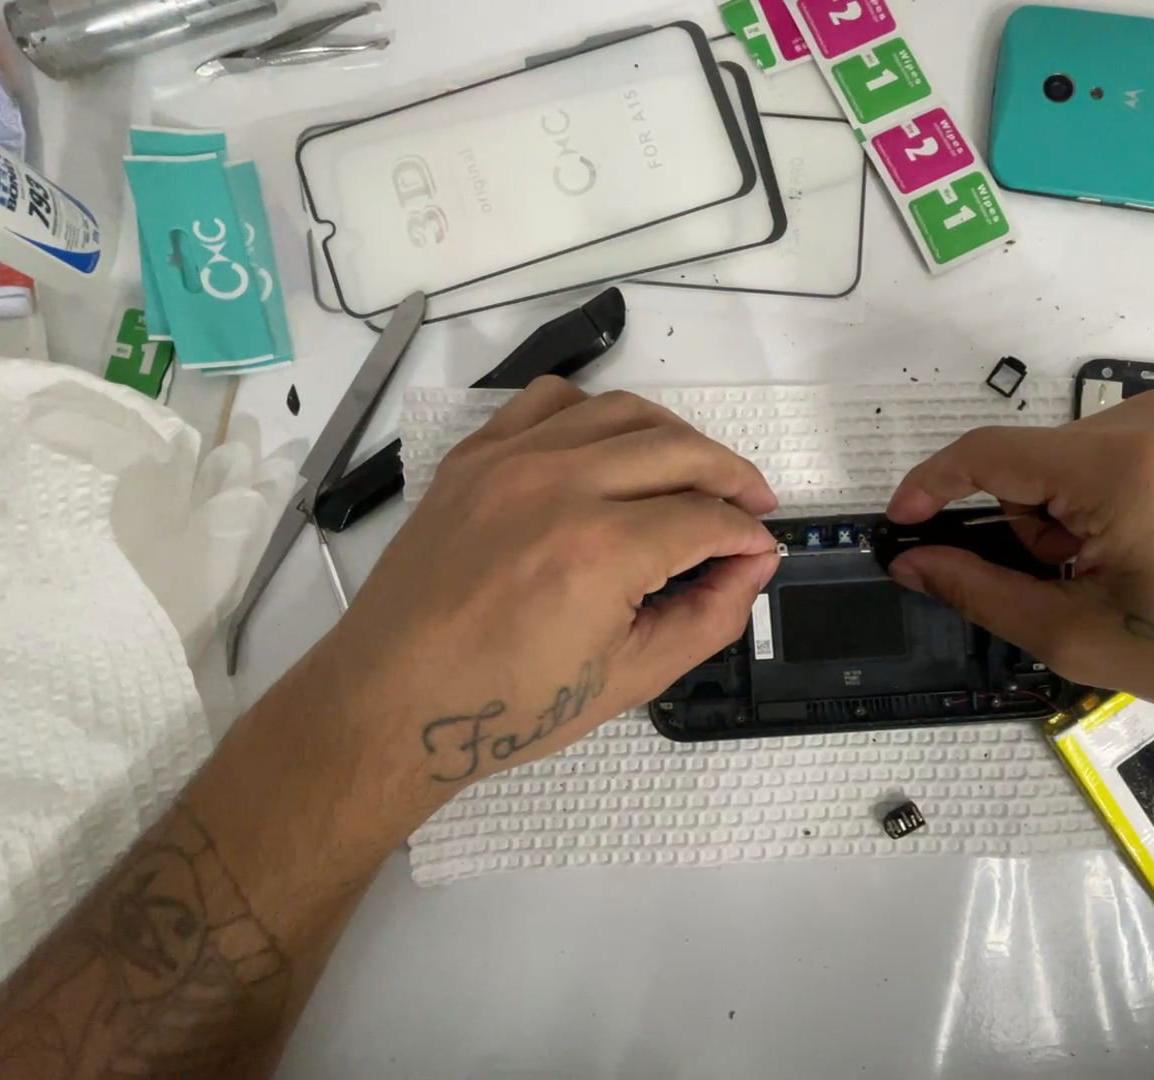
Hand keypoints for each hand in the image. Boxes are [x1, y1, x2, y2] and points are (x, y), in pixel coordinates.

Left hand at [321, 378, 778, 803]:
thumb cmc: (511, 706)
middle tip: (753, 503)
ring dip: (676, 437)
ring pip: (624, 412)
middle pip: (678, 451)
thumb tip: (753, 564)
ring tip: (697, 472)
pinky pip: (551, 402)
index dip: (747, 534)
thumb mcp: (630, 680)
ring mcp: (509, 461)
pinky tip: (611, 448)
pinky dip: (598, 414)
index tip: (759, 549)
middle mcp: (557, 486)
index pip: (706, 518)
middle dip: (733, 476)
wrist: (394, 701)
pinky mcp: (475, 456)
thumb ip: (709, 617)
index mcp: (598, 552)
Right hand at [887, 386, 1153, 757]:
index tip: (900, 523)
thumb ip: (982, 592)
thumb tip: (911, 562)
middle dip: (1026, 520)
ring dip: (1067, 507)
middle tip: (1073, 581)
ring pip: (1074, 452)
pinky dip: (1108, 490)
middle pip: (1033, 457)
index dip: (929, 485)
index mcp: (1126, 468)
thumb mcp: (1084, 637)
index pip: (989, 454)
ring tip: (1126, 567)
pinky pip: (1122, 444)